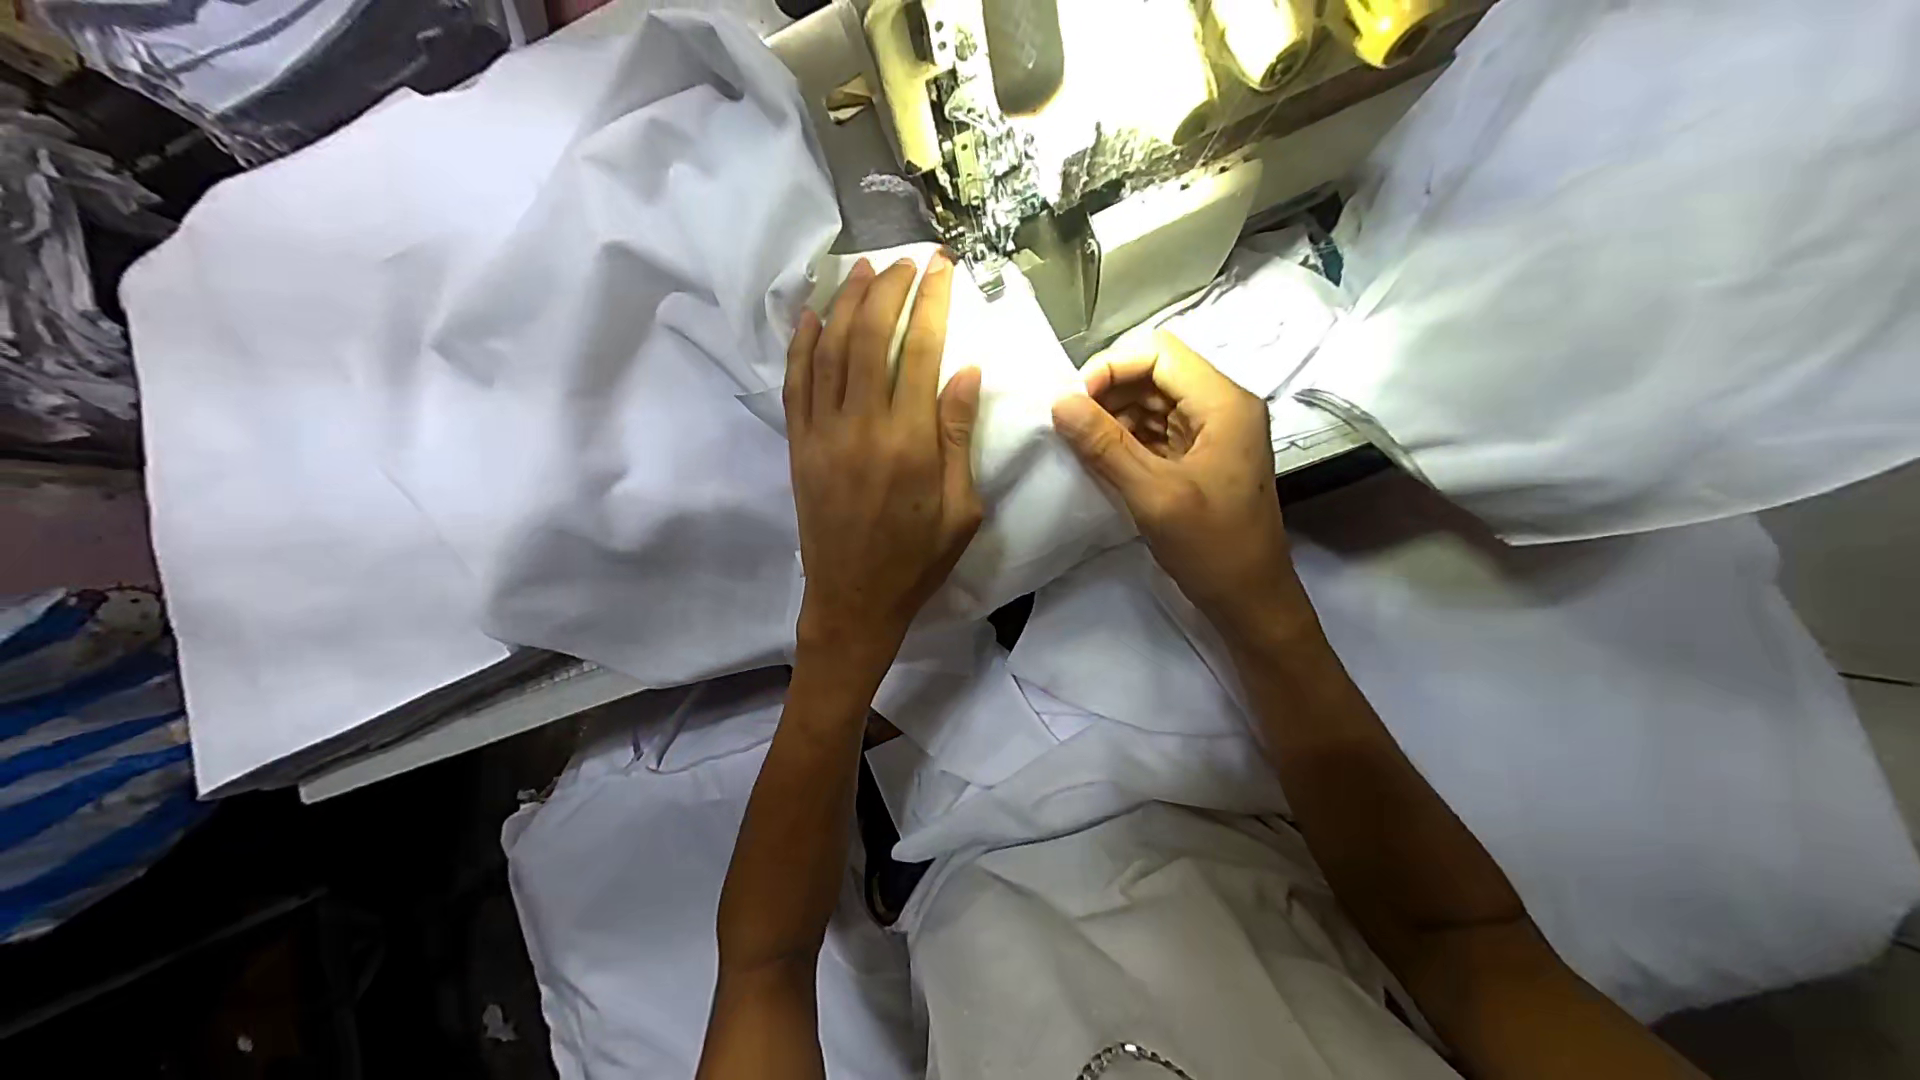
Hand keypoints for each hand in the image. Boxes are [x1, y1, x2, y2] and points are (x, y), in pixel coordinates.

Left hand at [786, 253, 983, 663]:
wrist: (854, 599)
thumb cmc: (918, 560)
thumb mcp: (961, 508)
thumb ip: (960, 436)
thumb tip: (966, 372)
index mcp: (911, 442)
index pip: (922, 351)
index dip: (933, 302)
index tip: (942, 269)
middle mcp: (862, 426)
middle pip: (870, 336)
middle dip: (889, 289)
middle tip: (906, 260)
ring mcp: (822, 434)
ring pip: (828, 350)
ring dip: (845, 303)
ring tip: (863, 270)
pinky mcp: (798, 446)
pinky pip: (795, 383)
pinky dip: (801, 344)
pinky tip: (811, 316)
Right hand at [1051, 328, 1298, 630]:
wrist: (1251, 601)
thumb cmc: (1212, 548)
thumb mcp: (1153, 495)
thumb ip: (1104, 445)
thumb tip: (1059, 402)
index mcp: (1223, 404)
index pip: (1160, 354)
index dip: (1112, 367)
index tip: (1075, 401)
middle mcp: (1222, 408)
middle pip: (1156, 374)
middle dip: (1109, 392)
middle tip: (1071, 424)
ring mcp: (1212, 434)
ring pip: (1153, 402)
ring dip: (1114, 416)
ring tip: (1081, 443)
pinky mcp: (1200, 458)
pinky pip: (1157, 432)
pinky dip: (1126, 439)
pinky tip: (1101, 457)